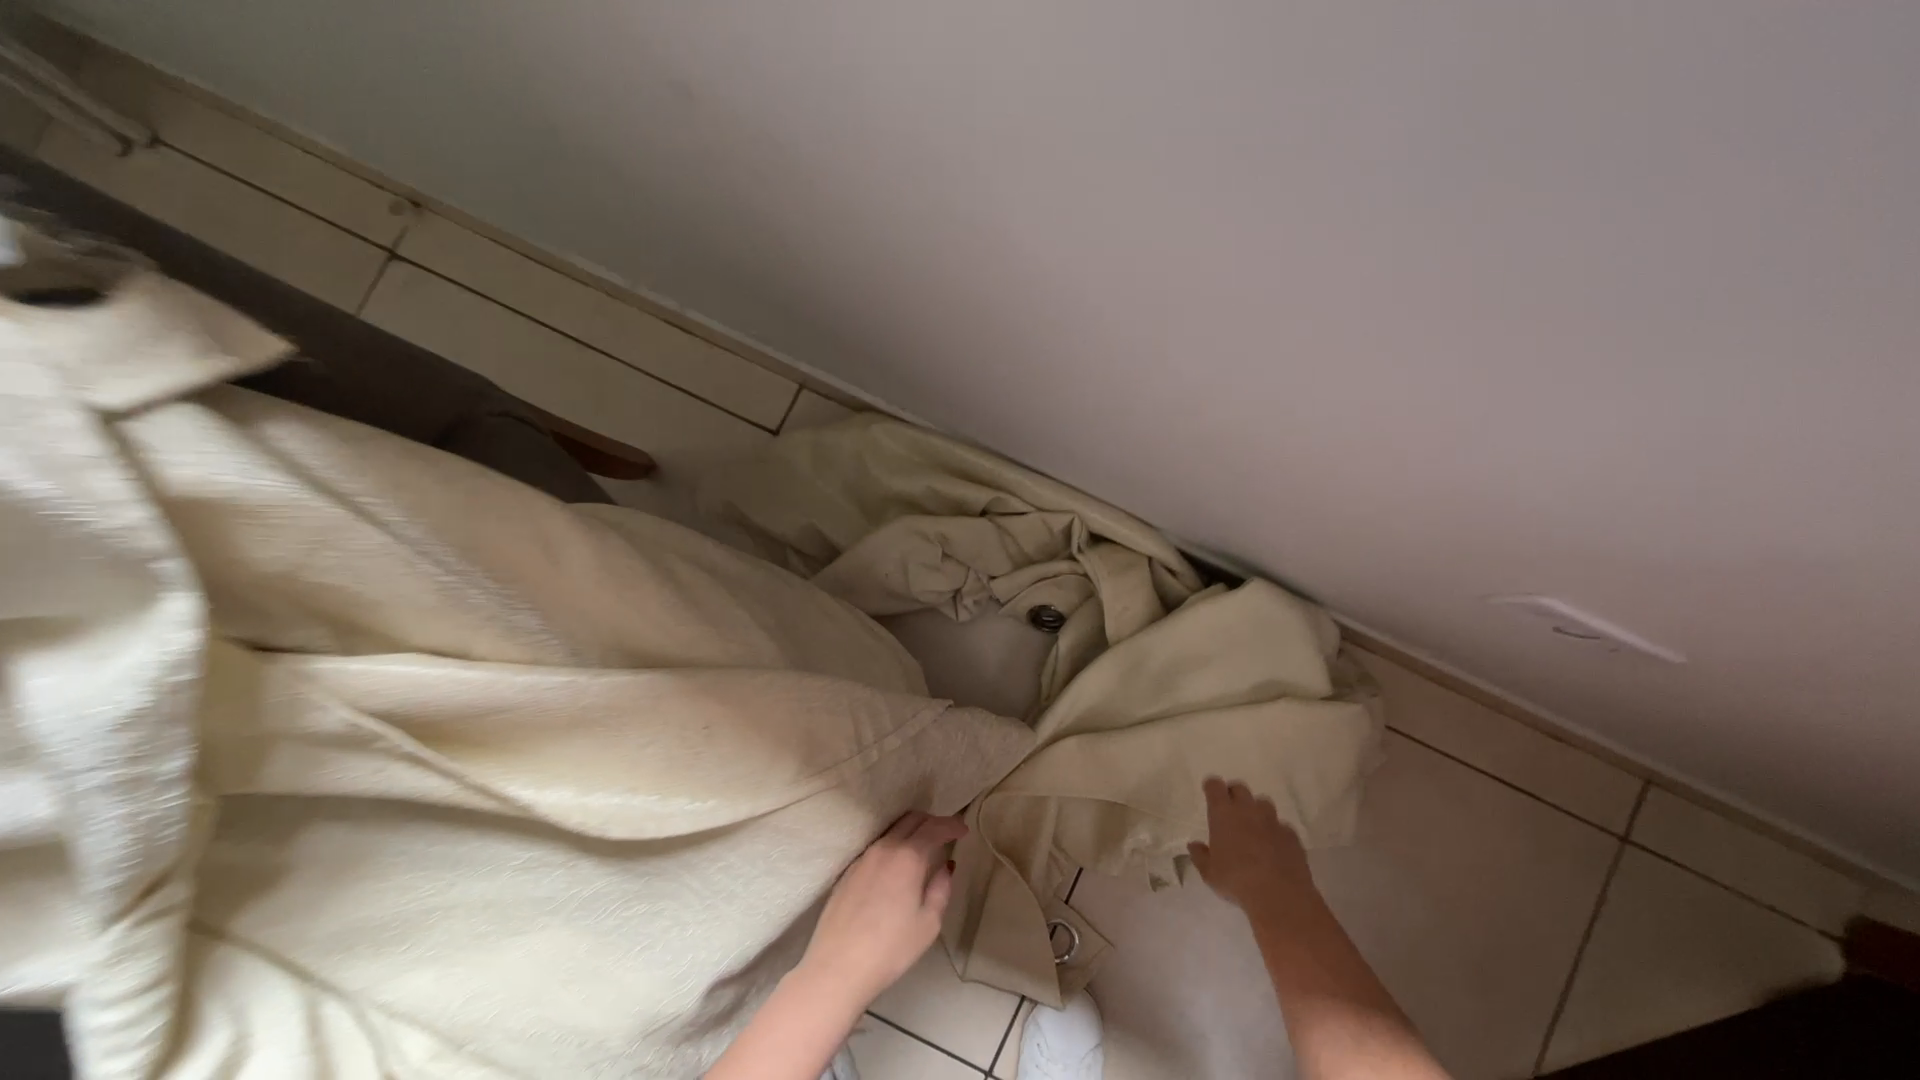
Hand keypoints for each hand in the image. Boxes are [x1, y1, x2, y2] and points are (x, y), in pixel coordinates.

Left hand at [794, 811, 967, 1011]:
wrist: (838, 967)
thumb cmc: (891, 948)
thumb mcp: (929, 923)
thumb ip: (941, 888)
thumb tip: (946, 867)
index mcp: (908, 857)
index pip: (934, 827)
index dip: (952, 825)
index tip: (964, 829)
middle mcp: (884, 849)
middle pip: (911, 819)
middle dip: (932, 821)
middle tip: (946, 834)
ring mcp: (862, 858)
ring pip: (891, 831)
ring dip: (910, 831)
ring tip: (923, 849)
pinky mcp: (848, 872)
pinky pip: (876, 847)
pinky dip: (893, 846)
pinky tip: (896, 868)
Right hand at [1188, 777, 1314, 911]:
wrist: (1279, 894)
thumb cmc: (1236, 880)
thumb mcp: (1209, 873)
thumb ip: (1200, 855)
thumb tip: (1194, 845)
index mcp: (1223, 813)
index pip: (1215, 786)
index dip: (1212, 787)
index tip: (1209, 793)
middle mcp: (1248, 810)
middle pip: (1240, 788)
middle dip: (1233, 794)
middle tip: (1230, 810)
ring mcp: (1272, 821)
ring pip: (1263, 803)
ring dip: (1256, 810)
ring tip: (1253, 827)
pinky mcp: (1291, 835)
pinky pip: (1281, 826)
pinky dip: (1275, 831)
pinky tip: (1273, 847)